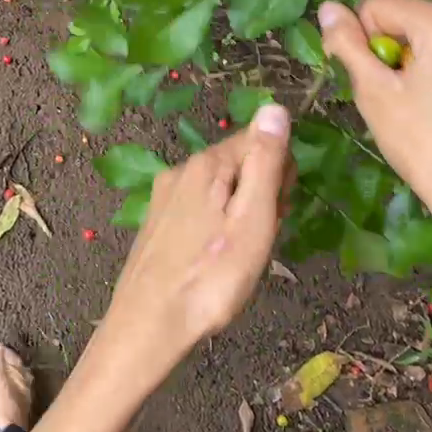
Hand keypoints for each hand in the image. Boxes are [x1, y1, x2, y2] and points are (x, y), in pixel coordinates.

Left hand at [100, 106, 293, 371]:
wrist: (149, 324)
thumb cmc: (212, 276)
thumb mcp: (253, 218)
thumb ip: (265, 162)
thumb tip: (275, 108)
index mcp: (205, 164)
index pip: (260, 139)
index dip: (281, 174)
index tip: (279, 211)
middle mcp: (180, 171)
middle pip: (240, 164)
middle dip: (262, 194)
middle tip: (258, 240)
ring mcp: (164, 198)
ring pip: (221, 190)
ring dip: (241, 214)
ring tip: (238, 257)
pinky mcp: (157, 223)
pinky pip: (201, 210)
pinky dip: (218, 227)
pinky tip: (214, 260)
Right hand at [317, 0, 431, 271]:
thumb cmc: (428, 149)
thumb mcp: (376, 96)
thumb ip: (348, 45)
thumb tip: (328, 8)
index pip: (379, 6)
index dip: (364, 43)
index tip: (374, 85)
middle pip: (416, 20)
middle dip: (399, 53)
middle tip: (402, 104)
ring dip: (427, 64)